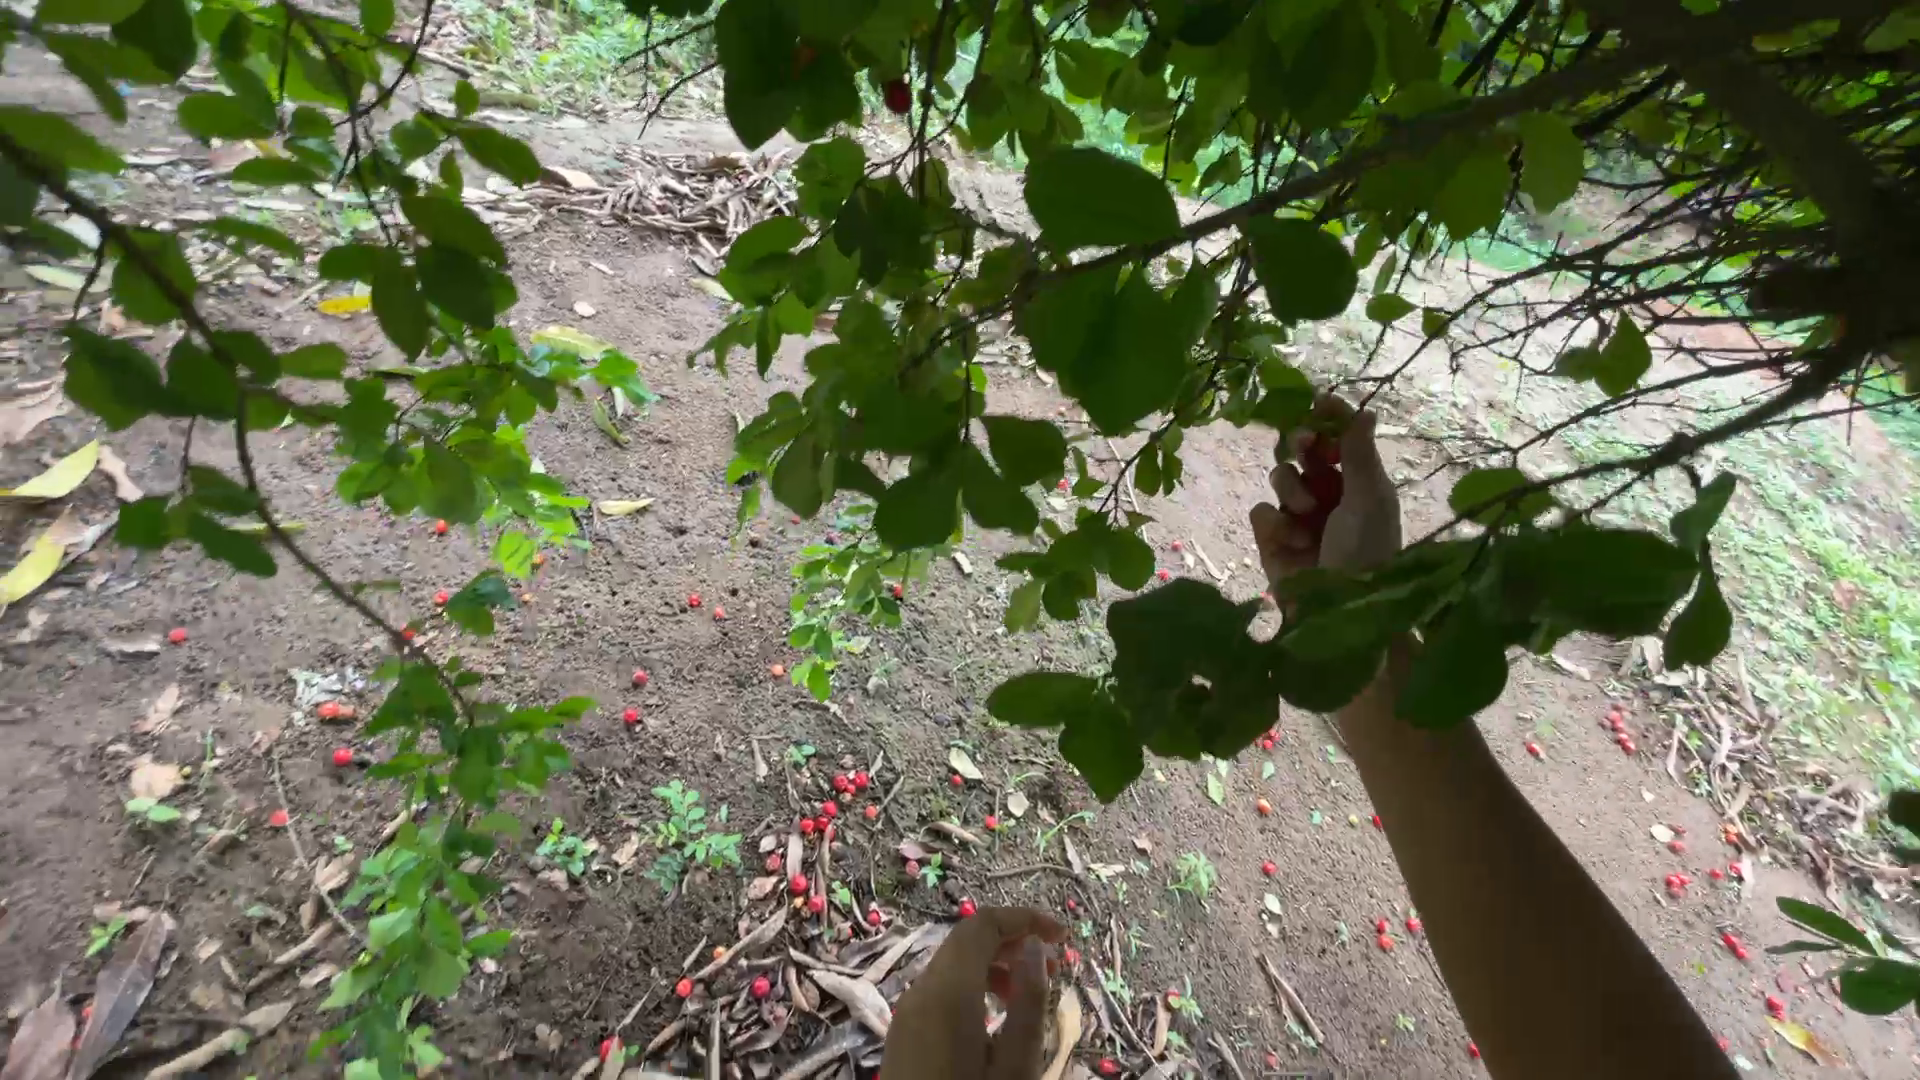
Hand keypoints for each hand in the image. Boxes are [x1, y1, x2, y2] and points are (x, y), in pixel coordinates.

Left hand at [881, 907, 1066, 1079]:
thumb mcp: (1016, 1069)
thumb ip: (1029, 1001)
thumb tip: (1035, 947)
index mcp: (948, 990)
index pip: (984, 924)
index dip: (1024, 919)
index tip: (1064, 937)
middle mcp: (921, 989)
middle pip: (967, 939)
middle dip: (1012, 940)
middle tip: (1055, 965)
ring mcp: (907, 1012)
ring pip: (953, 963)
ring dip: (994, 963)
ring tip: (1030, 992)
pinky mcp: (903, 1034)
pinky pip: (941, 989)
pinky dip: (973, 985)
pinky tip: (997, 1017)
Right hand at [1249, 395, 1401, 585]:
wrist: (1336, 608)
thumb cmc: (1366, 550)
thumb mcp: (1370, 498)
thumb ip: (1360, 453)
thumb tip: (1366, 410)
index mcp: (1357, 481)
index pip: (1338, 438)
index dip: (1328, 419)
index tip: (1319, 402)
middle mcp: (1326, 492)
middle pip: (1301, 450)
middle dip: (1301, 443)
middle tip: (1304, 442)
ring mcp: (1295, 514)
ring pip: (1278, 476)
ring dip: (1291, 489)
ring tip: (1306, 514)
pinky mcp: (1270, 536)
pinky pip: (1260, 510)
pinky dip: (1275, 523)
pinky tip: (1293, 542)